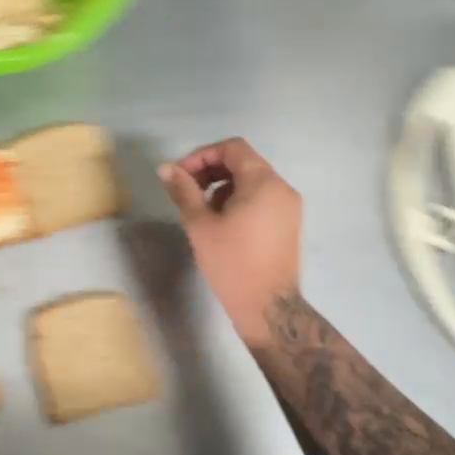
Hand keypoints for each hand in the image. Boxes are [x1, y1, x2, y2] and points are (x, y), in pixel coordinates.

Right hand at [158, 138, 302, 343]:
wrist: (267, 305)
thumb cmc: (231, 262)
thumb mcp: (200, 224)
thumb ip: (183, 191)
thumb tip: (166, 168)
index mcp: (263, 183)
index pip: (233, 148)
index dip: (202, 155)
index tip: (181, 176)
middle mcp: (282, 188)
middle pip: (243, 162)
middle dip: (211, 171)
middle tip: (187, 191)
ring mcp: (289, 206)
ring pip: (252, 181)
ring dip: (223, 186)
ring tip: (202, 211)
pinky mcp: (288, 223)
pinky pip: (261, 198)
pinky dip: (239, 200)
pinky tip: (222, 224)